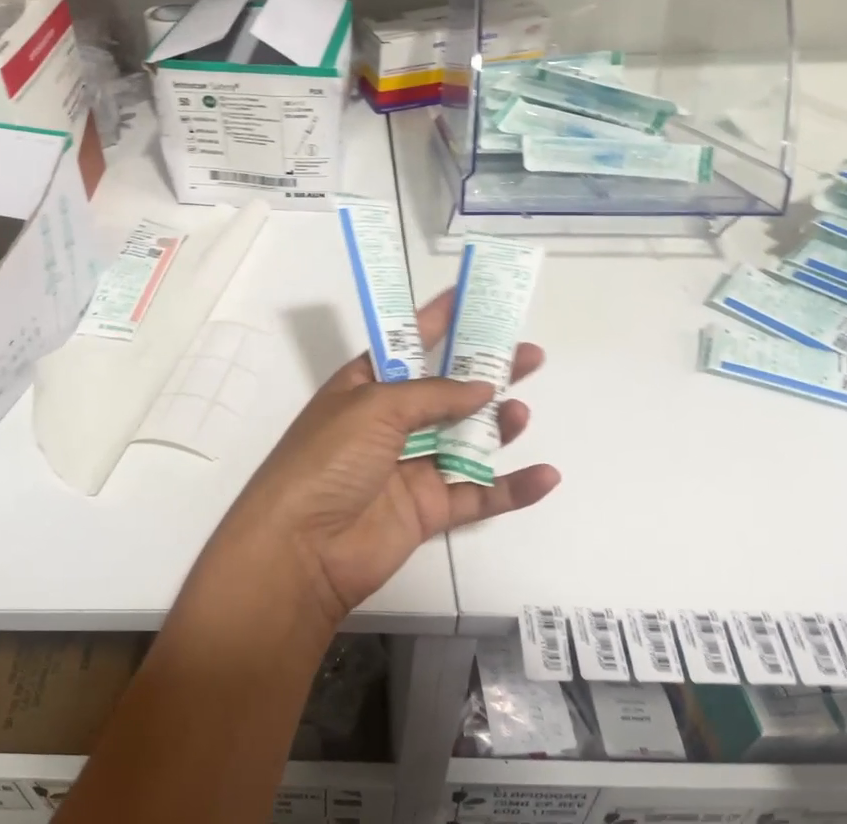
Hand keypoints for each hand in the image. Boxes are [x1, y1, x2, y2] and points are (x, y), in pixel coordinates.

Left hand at [209, 290, 561, 627]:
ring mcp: (408, 468)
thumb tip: (481, 387)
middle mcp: (386, 423)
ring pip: (464, 440)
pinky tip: (545, 476)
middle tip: (528, 354)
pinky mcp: (426, 511)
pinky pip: (477, 495)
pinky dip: (511, 488)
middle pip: (445, 391)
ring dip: (496, 425)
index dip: (436, 320)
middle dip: (484, 372)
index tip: (471, 296)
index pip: (405, 345)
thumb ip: (432, 395)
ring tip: (521, 412)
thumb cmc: (328, 461)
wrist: (301, 548)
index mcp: (363, 387)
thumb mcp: (373, 407)